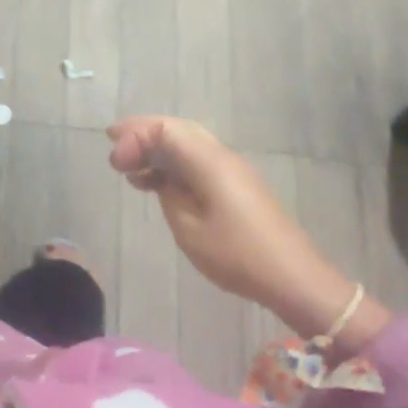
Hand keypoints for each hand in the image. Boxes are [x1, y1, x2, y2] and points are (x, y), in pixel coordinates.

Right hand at [107, 117, 388, 348]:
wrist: (294, 278)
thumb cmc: (237, 255)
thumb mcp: (188, 227)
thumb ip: (168, 193)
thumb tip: (160, 176)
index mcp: (209, 162)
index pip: (165, 129)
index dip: (135, 137)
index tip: (116, 164)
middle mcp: (222, 157)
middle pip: (178, 129)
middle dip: (143, 133)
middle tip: (113, 144)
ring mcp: (233, 171)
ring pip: (188, 143)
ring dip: (157, 149)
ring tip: (130, 167)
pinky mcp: (238, 187)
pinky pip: (198, 160)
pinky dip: (173, 163)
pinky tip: (157, 183)